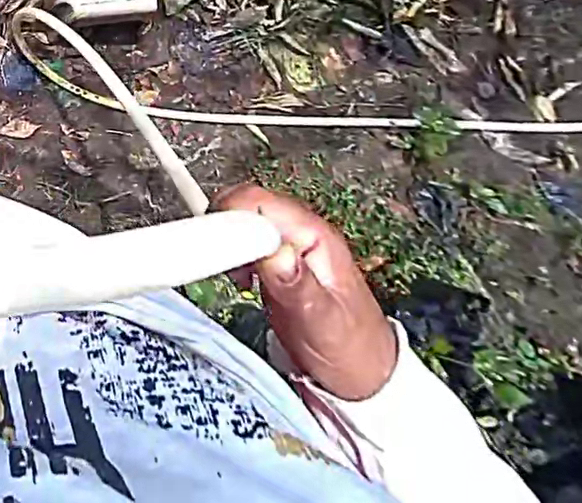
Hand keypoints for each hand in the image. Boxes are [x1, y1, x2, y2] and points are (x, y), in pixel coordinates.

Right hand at [214, 183, 398, 399]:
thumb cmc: (351, 351)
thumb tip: (275, 251)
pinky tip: (240, 279)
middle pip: (247, 203)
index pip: (260, 202)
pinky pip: (245, 239)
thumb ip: (297, 284)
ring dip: (227, 239)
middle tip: (221, 262)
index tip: (217, 247)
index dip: (231, 217)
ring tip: (234, 275)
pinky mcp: (277, 260)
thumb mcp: (323, 322)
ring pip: (242, 219)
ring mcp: (289, 244)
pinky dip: (233, 252)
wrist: (364, 378)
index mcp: (315, 234)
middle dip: (225, 225)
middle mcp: (301, 231)